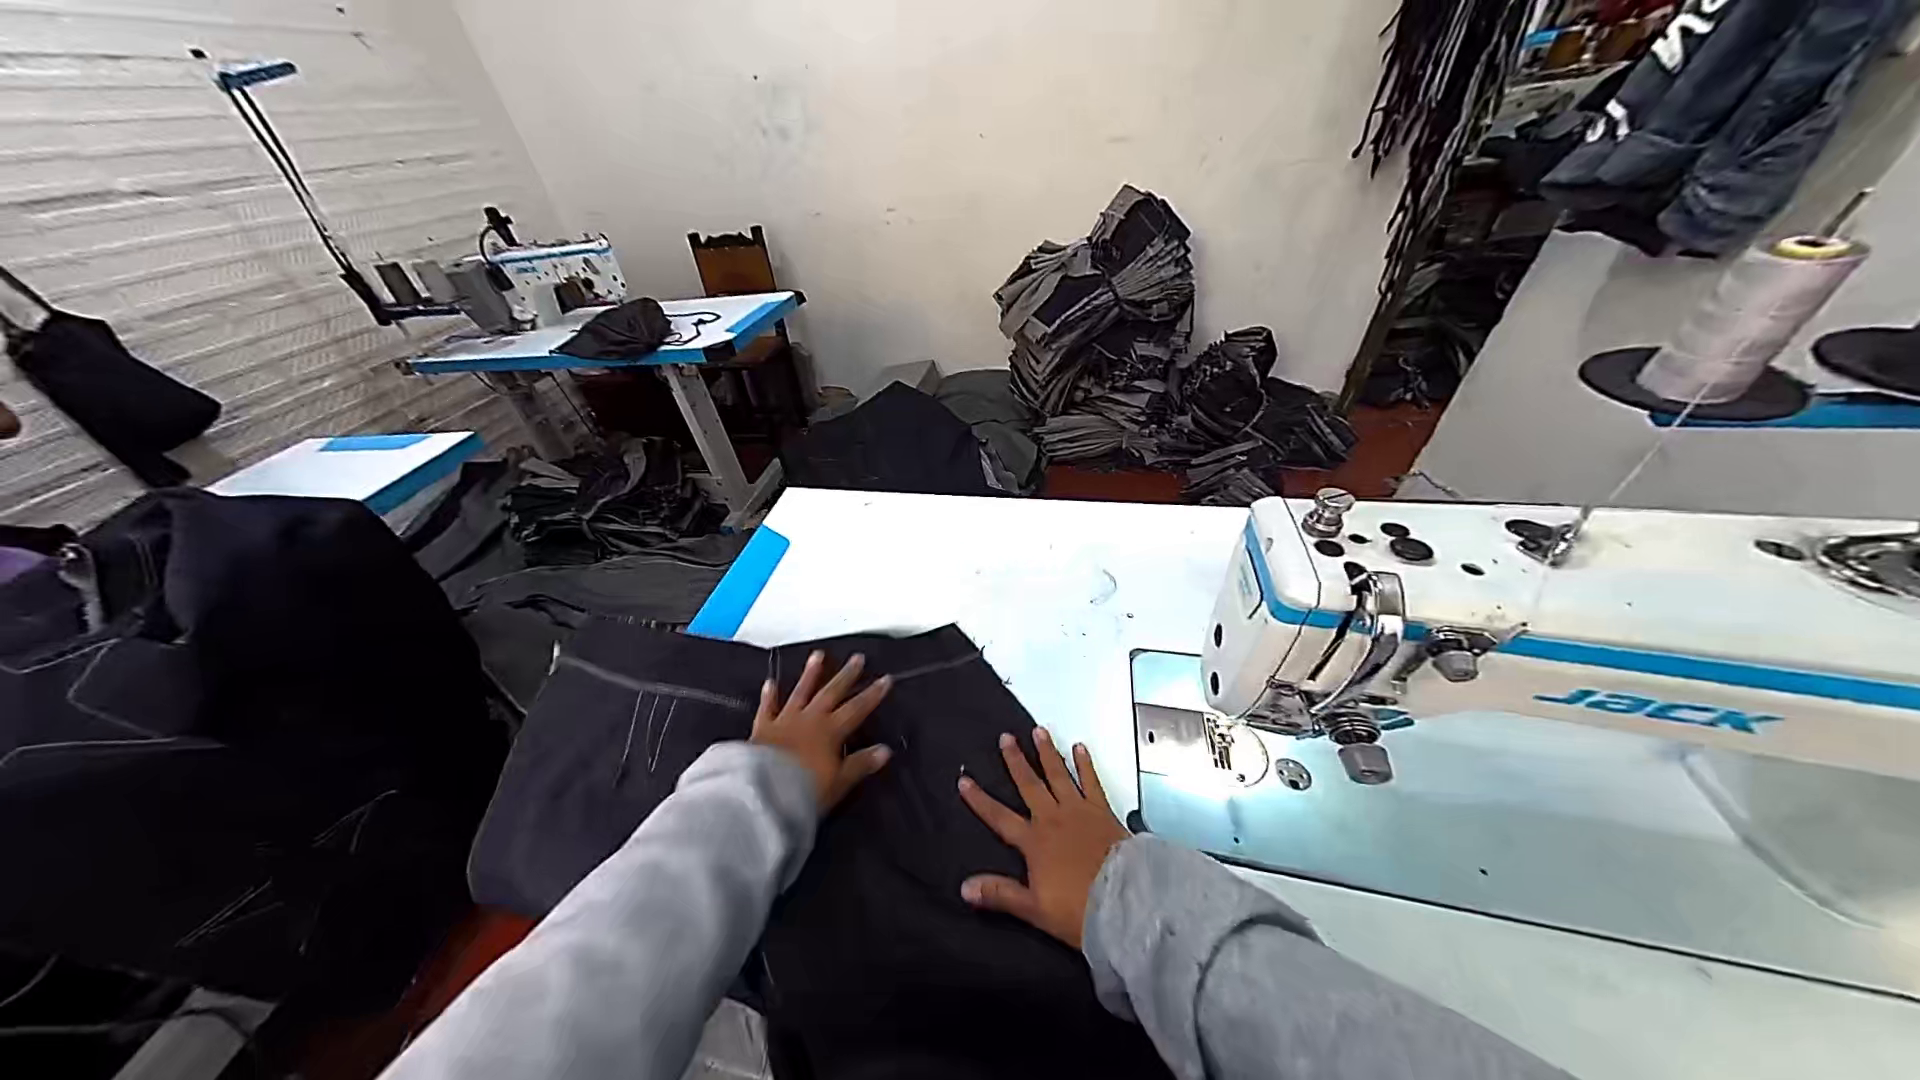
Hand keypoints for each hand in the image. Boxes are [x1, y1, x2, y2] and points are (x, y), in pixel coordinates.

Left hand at [750, 650, 892, 813]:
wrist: (761, 792)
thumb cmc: (804, 790)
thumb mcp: (839, 781)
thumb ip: (861, 764)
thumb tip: (885, 750)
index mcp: (831, 731)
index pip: (857, 708)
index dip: (872, 694)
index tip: (885, 679)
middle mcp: (810, 719)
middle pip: (832, 692)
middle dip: (847, 675)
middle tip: (857, 658)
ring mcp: (785, 720)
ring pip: (801, 692)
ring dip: (810, 674)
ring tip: (817, 655)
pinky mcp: (762, 727)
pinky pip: (767, 707)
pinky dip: (769, 695)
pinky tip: (770, 682)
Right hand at [957, 727, 1129, 947]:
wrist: (1125, 902)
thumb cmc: (1079, 910)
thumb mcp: (1034, 908)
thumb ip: (999, 893)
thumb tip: (965, 888)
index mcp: (1034, 842)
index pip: (999, 817)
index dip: (980, 800)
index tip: (965, 781)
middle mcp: (1053, 819)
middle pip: (1029, 784)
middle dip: (1015, 760)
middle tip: (1006, 737)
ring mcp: (1079, 810)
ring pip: (1058, 775)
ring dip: (1047, 753)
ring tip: (1039, 731)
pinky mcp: (1102, 811)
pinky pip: (1091, 781)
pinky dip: (1085, 764)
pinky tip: (1080, 748)